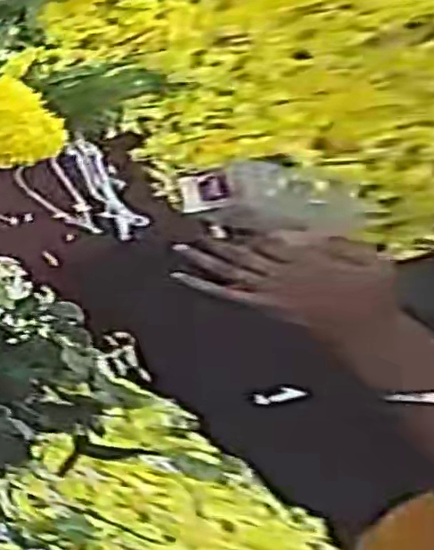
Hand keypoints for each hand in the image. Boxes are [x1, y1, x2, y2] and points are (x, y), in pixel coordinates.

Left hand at [173, 232, 396, 345]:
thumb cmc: (372, 295)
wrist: (368, 329)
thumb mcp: (372, 262)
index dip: (246, 230)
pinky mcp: (259, 304)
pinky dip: (200, 284)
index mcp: (306, 259)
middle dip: (217, 240)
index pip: (267, 240)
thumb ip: (342, 245)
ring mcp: (267, 289)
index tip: (224, 220)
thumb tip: (314, 230)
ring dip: (202, 258)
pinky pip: (223, 292)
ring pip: (228, 269)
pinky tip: (178, 275)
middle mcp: (281, 272)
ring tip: (179, 246)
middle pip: (243, 252)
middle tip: (192, 228)